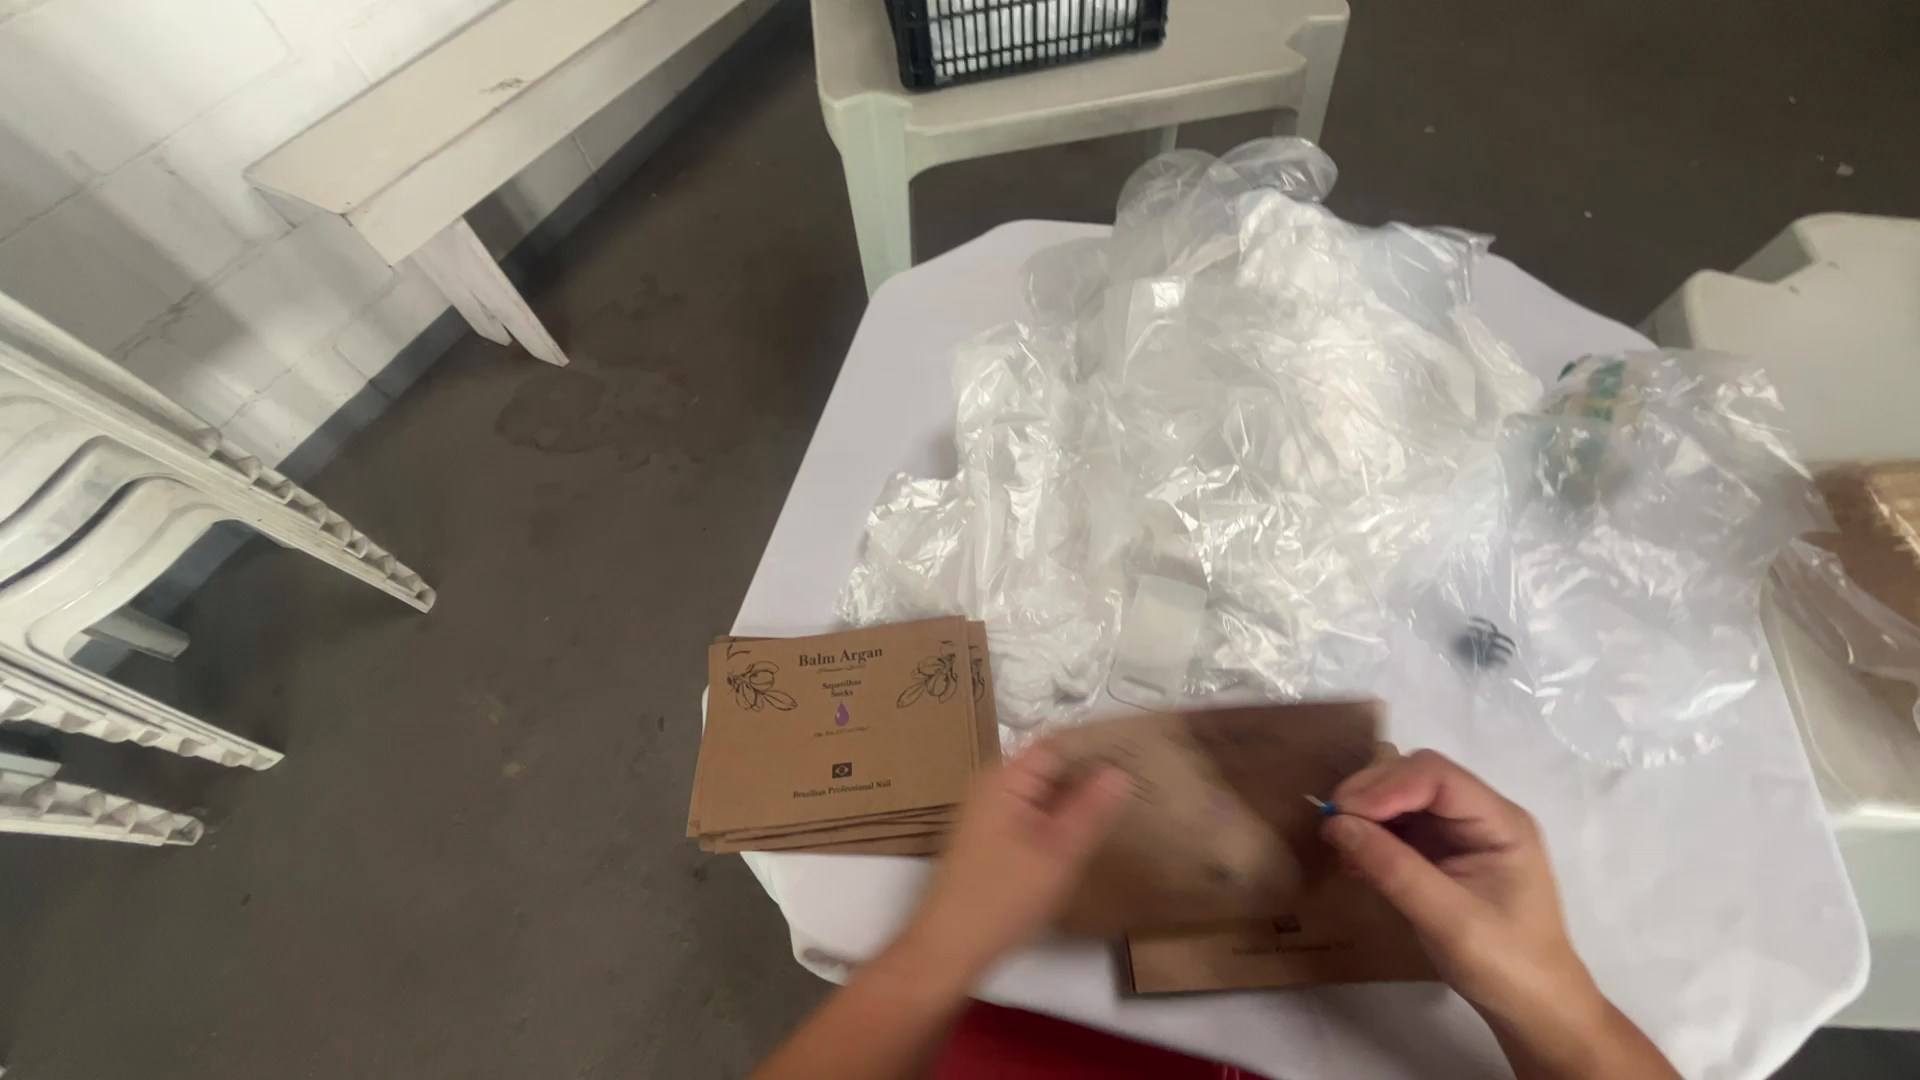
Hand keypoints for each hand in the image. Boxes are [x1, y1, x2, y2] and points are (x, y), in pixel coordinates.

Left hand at [893, 741, 1129, 988]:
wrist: (948, 947)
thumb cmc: (1003, 898)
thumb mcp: (1057, 855)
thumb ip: (1089, 810)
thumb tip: (1119, 771)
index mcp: (1004, 778)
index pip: (1056, 743)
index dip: (1093, 746)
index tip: (1133, 756)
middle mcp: (992, 785)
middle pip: (1047, 765)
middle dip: (1085, 772)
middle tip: (1132, 784)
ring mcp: (987, 811)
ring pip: (1040, 791)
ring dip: (1072, 797)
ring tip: (1115, 807)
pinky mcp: (988, 836)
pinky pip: (1029, 811)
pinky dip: (1054, 817)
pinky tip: (1080, 834)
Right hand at [1320, 749, 1598, 1030]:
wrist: (1533, 1011)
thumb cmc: (1505, 966)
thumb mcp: (1448, 920)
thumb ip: (1393, 868)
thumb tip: (1335, 824)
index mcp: (1500, 823)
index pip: (1436, 776)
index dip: (1387, 785)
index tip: (1345, 813)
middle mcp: (1480, 815)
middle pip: (1413, 776)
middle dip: (1370, 794)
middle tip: (1333, 824)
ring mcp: (1459, 831)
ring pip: (1399, 794)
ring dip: (1364, 812)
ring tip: (1340, 844)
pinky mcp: (1439, 848)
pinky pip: (1395, 821)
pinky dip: (1368, 832)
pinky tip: (1354, 858)